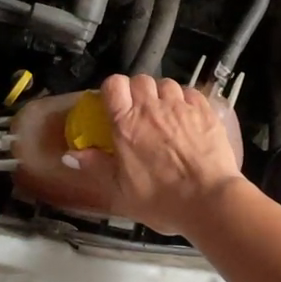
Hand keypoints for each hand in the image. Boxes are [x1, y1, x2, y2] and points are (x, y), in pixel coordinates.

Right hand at [68, 73, 246, 235]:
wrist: (209, 201)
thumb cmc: (161, 199)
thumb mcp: (121, 190)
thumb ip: (97, 167)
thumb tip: (71, 155)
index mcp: (126, 123)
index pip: (113, 85)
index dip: (113, 90)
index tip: (114, 104)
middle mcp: (152, 108)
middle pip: (140, 80)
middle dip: (137, 91)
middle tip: (139, 112)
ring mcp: (181, 107)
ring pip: (167, 84)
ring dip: (162, 95)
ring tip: (165, 114)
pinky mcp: (206, 111)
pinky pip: (191, 93)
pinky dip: (186, 100)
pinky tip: (187, 117)